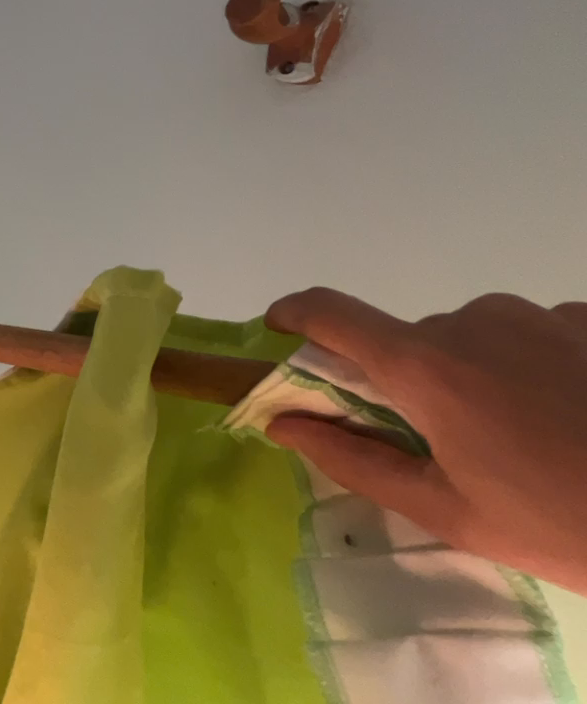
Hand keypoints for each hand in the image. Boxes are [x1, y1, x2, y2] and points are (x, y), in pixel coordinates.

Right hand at [264, 288, 586, 593]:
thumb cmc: (574, 527)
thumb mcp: (452, 514)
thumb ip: (353, 460)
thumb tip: (281, 422)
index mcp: (423, 366)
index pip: (326, 311)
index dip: (292, 315)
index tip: (282, 333)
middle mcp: (474, 323)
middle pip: (409, 338)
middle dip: (412, 378)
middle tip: (452, 437)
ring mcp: (547, 318)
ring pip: (477, 335)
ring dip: (482, 371)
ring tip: (538, 432)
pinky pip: (542, 333)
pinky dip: (543, 365)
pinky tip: (584, 413)